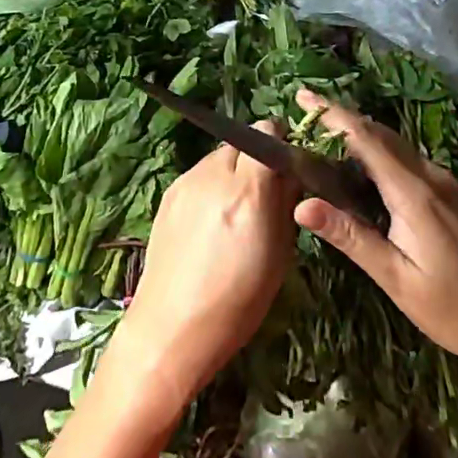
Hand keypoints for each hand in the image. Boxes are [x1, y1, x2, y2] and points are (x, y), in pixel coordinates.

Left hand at [114, 123, 299, 405]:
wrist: (174, 324)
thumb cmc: (239, 301)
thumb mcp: (279, 255)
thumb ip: (285, 204)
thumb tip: (289, 174)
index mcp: (247, 193)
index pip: (266, 134)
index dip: (281, 144)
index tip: (288, 166)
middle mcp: (214, 177)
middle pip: (240, 143)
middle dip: (256, 157)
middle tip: (264, 190)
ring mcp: (186, 182)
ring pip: (217, 156)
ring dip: (233, 170)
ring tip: (237, 207)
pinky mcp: (168, 192)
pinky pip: (198, 174)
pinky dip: (212, 184)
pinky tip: (213, 217)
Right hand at [291, 89, 457, 369]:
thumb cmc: (457, 310)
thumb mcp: (396, 278)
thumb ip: (350, 237)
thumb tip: (300, 206)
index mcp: (414, 193)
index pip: (364, 138)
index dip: (331, 113)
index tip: (301, 96)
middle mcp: (433, 179)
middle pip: (382, 134)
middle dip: (342, 118)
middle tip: (306, 112)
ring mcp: (451, 187)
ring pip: (399, 147)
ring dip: (362, 135)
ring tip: (328, 139)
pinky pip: (412, 163)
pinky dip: (382, 154)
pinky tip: (370, 172)